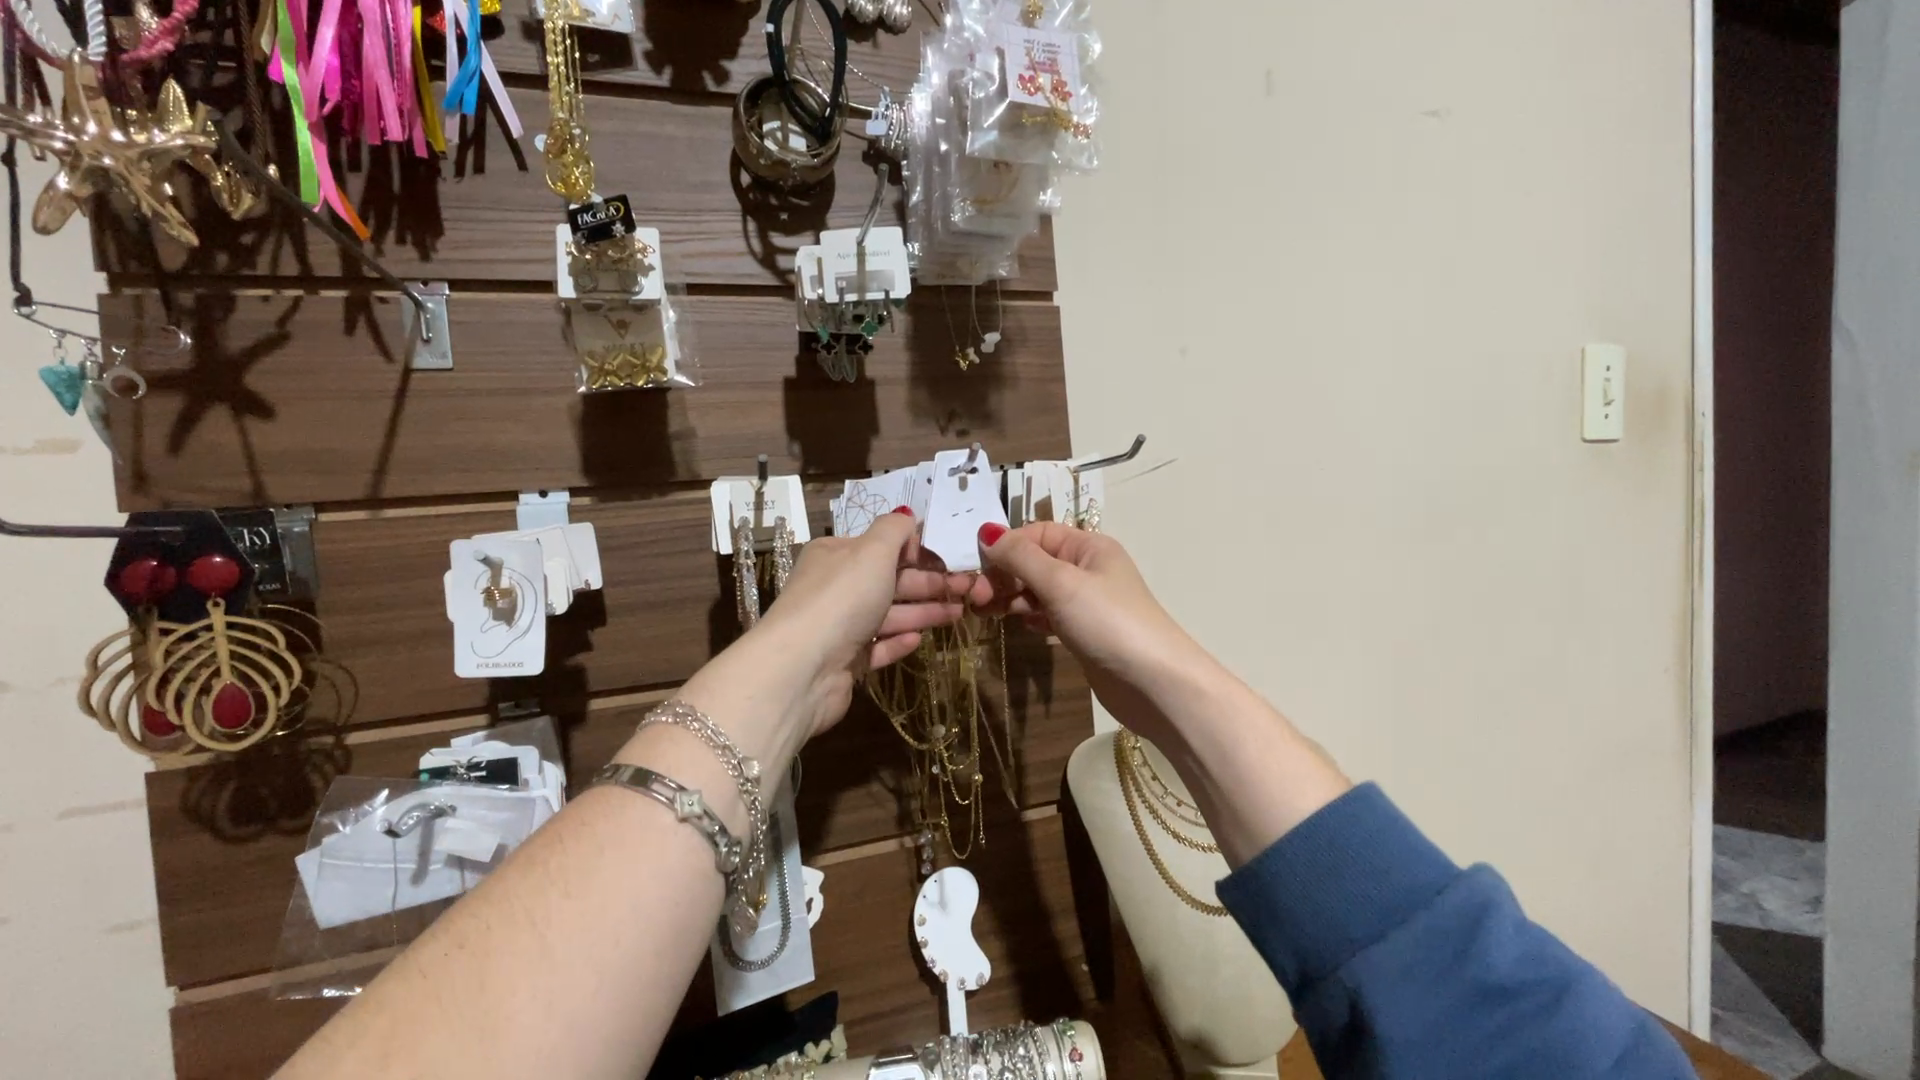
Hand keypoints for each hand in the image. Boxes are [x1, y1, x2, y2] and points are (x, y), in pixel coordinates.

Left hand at [677, 511, 968, 769]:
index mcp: (836, 555)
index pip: (882, 548)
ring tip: (960, 614)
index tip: (951, 559)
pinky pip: (876, 648)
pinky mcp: (843, 663)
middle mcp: (834, 588)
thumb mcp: (873, 550)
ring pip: (888, 615)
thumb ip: (896, 530)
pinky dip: (898, 641)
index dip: (917, 552)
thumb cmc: (841, 599)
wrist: (802, 668)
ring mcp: (838, 628)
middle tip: (970, 589)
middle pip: (889, 582)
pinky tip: (921, 640)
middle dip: (930, 585)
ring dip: (923, 613)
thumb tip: (907, 518)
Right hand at [966, 523, 1217, 744]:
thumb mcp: (1061, 582)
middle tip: (976, 599)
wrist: (1153, 683)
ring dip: (1011, 596)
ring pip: (1037, 590)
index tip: (974, 568)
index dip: (1005, 546)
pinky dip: (1029, 616)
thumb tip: (986, 531)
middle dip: (1003, 574)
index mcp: (1088, 546)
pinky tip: (1018, 624)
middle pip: (1034, 561)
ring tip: (985, 613)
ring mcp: (1086, 603)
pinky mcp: (1082, 633)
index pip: (1036, 533)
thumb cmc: (1107, 622)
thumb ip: (1020, 557)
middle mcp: (1088, 569)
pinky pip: (1047, 615)